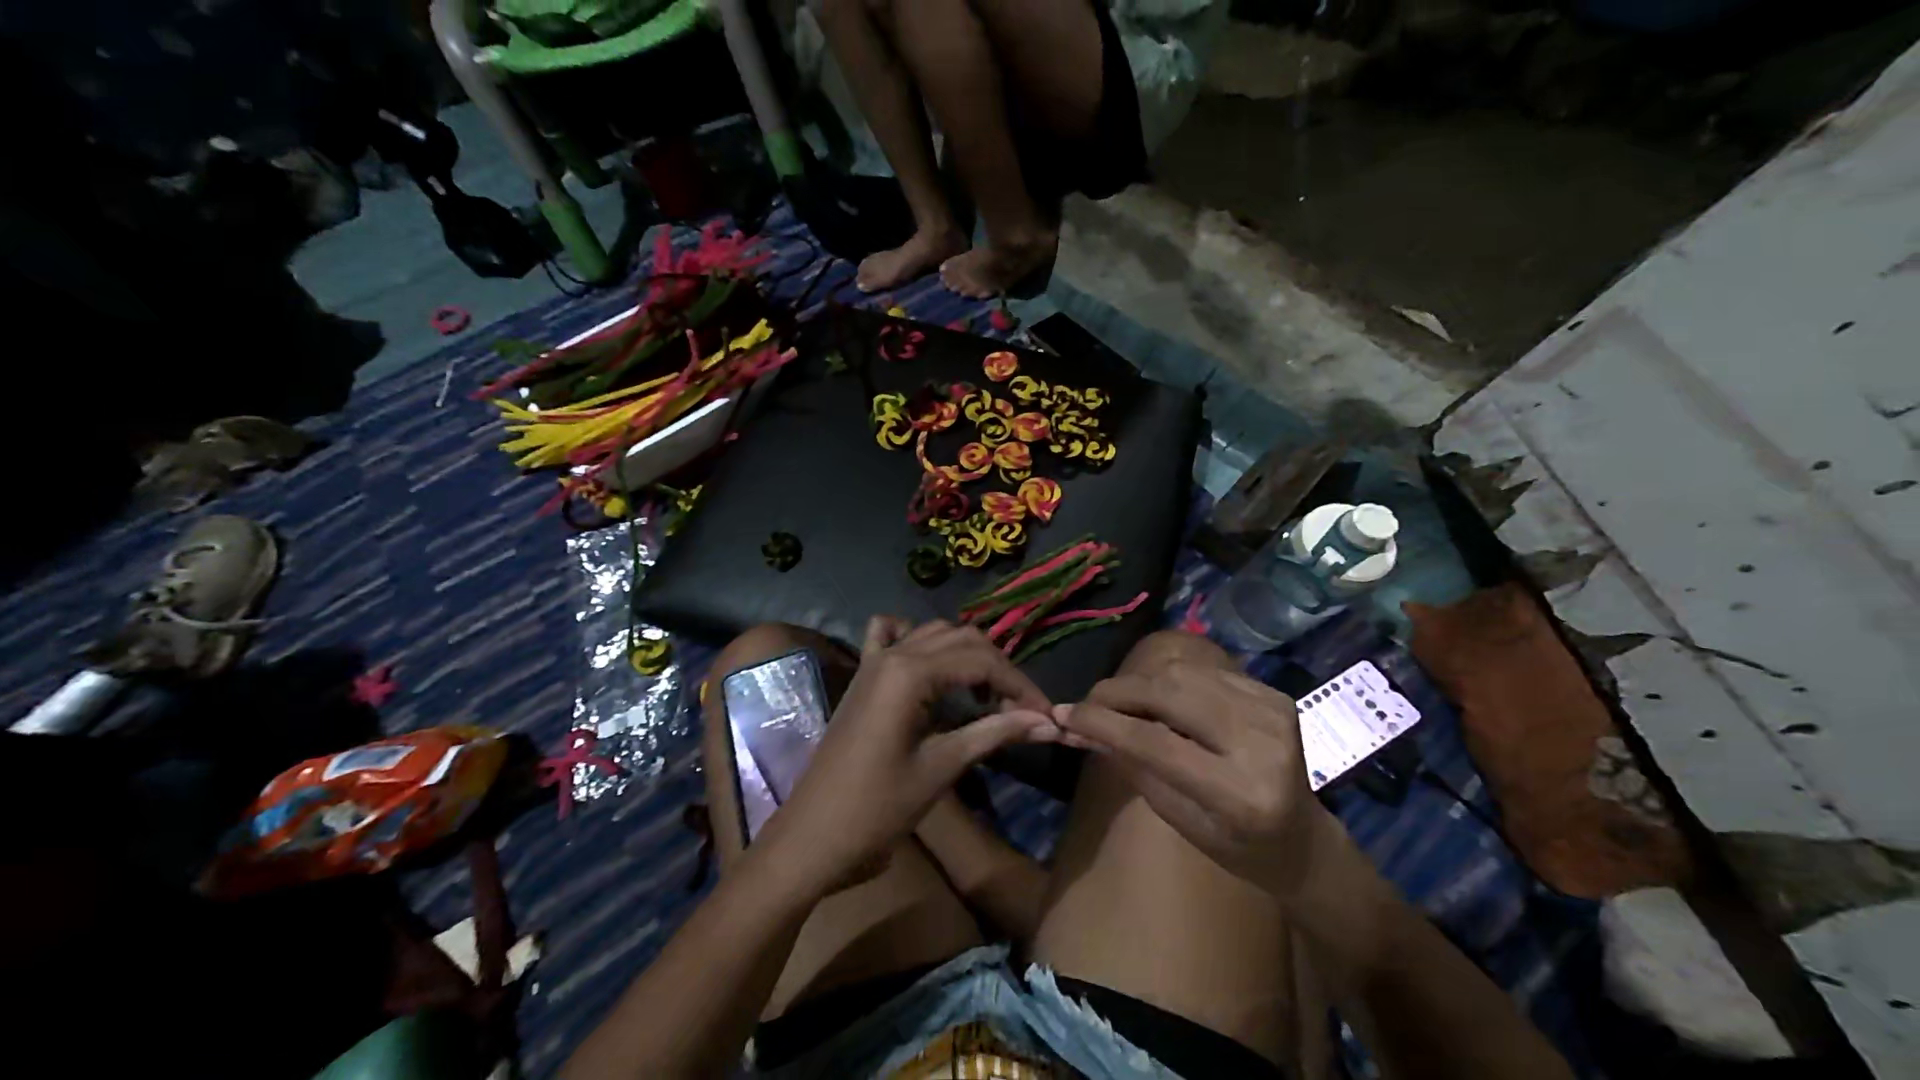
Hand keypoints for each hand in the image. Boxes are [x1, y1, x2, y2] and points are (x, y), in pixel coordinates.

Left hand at [754, 619, 1055, 896]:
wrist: (815, 836)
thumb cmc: (878, 807)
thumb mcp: (942, 767)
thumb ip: (995, 733)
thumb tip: (1050, 723)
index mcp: (911, 672)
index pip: (982, 662)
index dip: (1020, 685)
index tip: (1046, 715)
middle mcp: (892, 653)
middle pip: (963, 639)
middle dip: (998, 669)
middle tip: (1021, 710)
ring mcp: (873, 662)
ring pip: (933, 634)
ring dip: (966, 655)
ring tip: (987, 696)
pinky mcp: (862, 677)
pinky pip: (889, 636)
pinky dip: (915, 638)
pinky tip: (931, 664)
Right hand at [1058, 663, 1333, 901]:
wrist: (1303, 838)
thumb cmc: (1235, 846)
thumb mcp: (1178, 819)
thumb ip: (1133, 766)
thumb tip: (1083, 726)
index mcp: (1241, 793)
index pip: (1156, 743)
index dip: (1104, 723)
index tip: (1064, 715)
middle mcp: (1263, 743)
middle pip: (1170, 693)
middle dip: (1118, 692)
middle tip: (1087, 702)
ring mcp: (1273, 712)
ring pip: (1184, 674)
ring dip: (1140, 683)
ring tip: (1116, 701)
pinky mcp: (1274, 694)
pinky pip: (1204, 672)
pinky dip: (1170, 681)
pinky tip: (1156, 700)